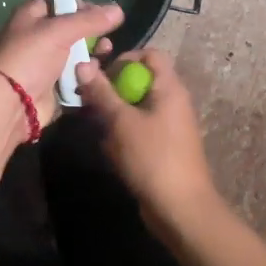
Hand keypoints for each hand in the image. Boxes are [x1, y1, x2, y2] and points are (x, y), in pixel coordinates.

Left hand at [0, 0, 121, 120]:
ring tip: (101, 57)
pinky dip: (84, 76)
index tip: (101, 13)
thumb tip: (118, 9)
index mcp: (32, 16)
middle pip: (73, 30)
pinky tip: (90, 76)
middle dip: (92, 35)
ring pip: (77, 54)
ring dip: (90, 56)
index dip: (80, 6)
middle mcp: (39, 36)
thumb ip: (89, 20)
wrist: (11, 103)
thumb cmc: (29, 57)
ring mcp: (46, 62)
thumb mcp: (58, 31)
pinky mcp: (54, 85)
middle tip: (106, 42)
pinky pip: (76, 76)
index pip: (60, 2)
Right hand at [75, 51, 219, 220]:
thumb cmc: (152, 158)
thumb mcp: (121, 122)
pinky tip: (110, 151)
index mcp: (169, 88)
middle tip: (89, 102)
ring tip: (97, 130)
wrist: (181, 210)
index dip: (124, 58)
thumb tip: (83, 63)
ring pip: (135, 108)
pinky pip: (139, 130)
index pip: (150, 55)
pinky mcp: (163, 147)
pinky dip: (123, 135)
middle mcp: (172, 102)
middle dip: (112, 91)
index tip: (101, 75)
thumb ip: (101, 92)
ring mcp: (169, 126)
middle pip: (139, 81)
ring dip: (114, 116)